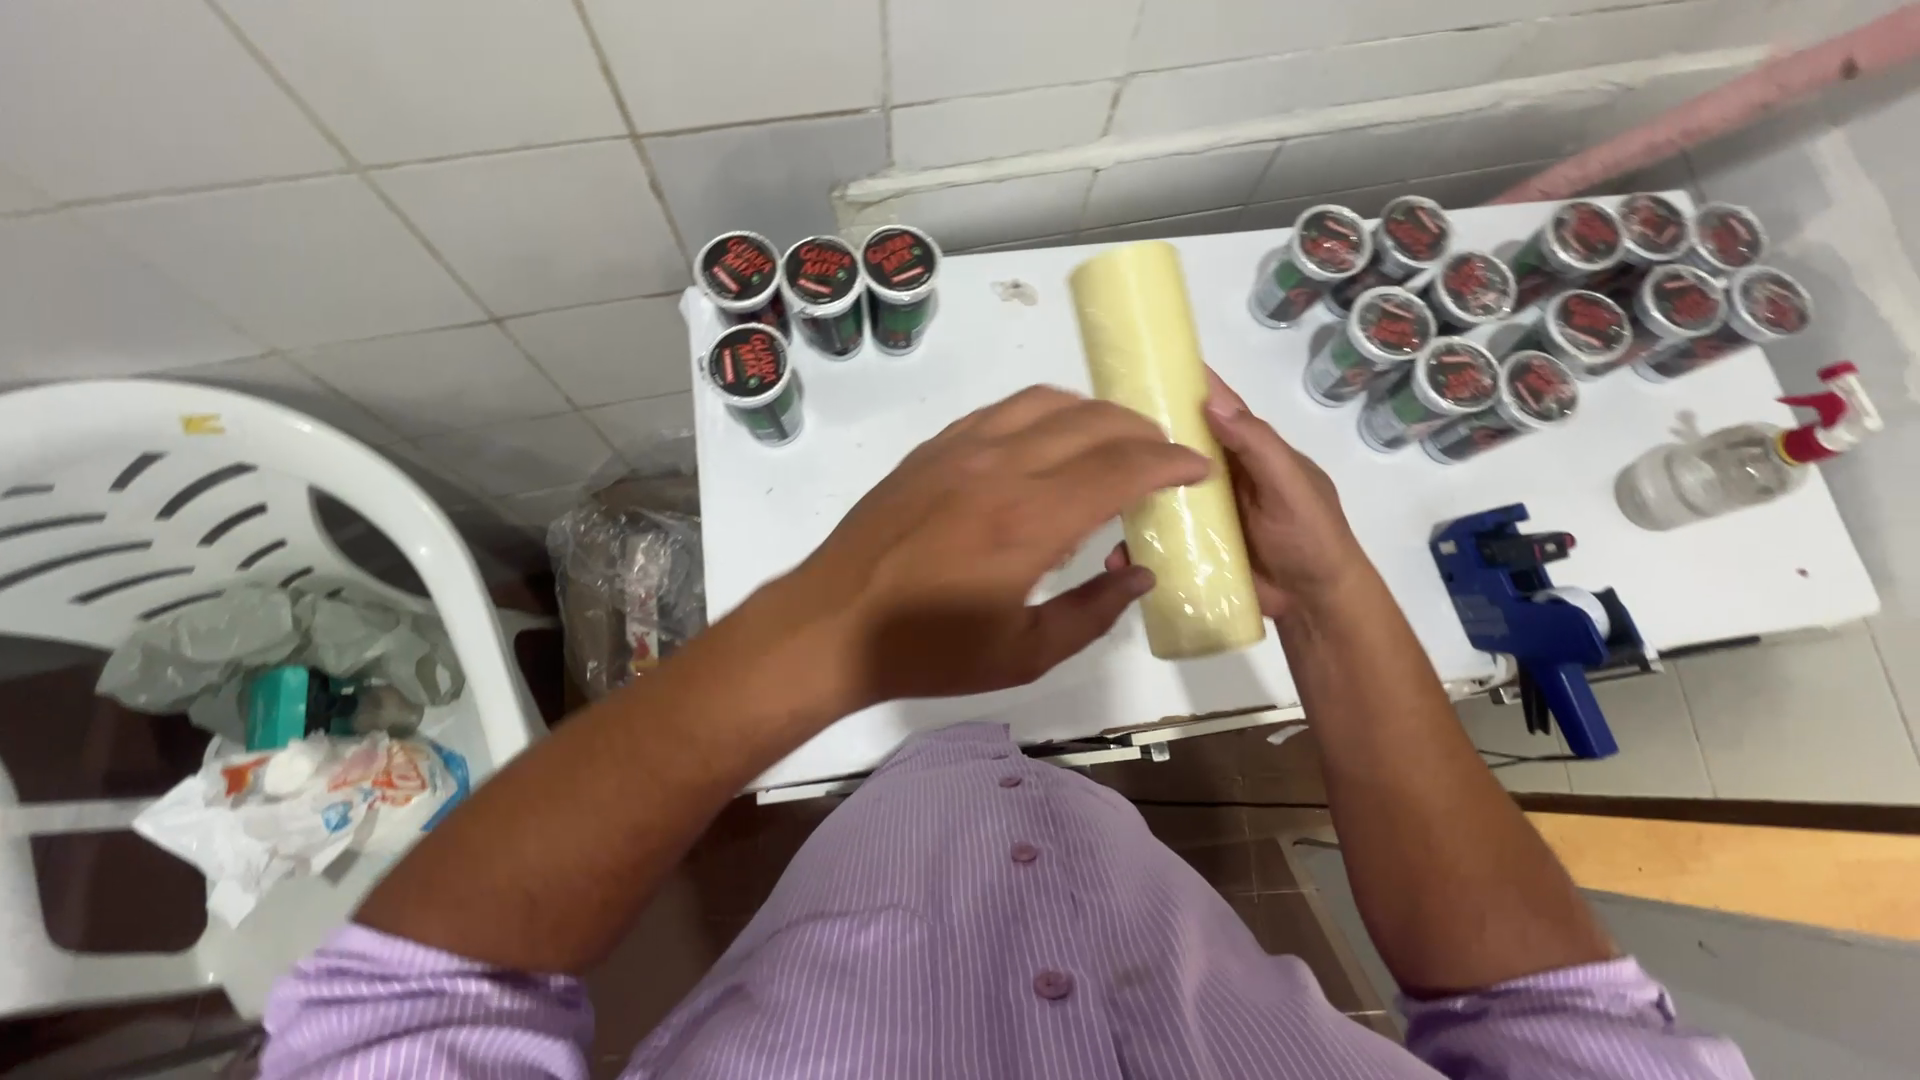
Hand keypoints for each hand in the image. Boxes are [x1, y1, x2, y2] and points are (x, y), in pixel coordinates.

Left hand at [779, 385, 1209, 711]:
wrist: (832, 625)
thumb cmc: (929, 651)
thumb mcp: (1023, 654)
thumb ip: (1092, 612)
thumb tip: (1140, 574)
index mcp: (1030, 520)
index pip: (1121, 467)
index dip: (1169, 463)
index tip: (1196, 469)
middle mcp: (1000, 467)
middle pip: (1092, 422)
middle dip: (1142, 432)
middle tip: (1164, 455)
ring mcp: (960, 450)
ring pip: (1046, 402)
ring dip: (1094, 413)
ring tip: (1114, 440)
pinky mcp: (931, 449)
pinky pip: (1001, 411)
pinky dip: (1042, 413)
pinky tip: (1048, 440)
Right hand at [1108, 369, 1371, 619]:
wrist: (1313, 602)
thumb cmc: (1311, 536)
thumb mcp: (1290, 487)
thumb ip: (1257, 446)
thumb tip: (1210, 403)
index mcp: (1246, 452)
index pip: (1212, 410)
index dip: (1184, 387)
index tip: (1144, 367)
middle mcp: (1218, 477)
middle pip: (1174, 451)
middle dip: (1142, 443)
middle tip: (1098, 437)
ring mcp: (1202, 514)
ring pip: (1157, 496)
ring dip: (1130, 499)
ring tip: (1098, 502)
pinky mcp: (1190, 548)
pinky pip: (1156, 541)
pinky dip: (1135, 548)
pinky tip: (1118, 558)